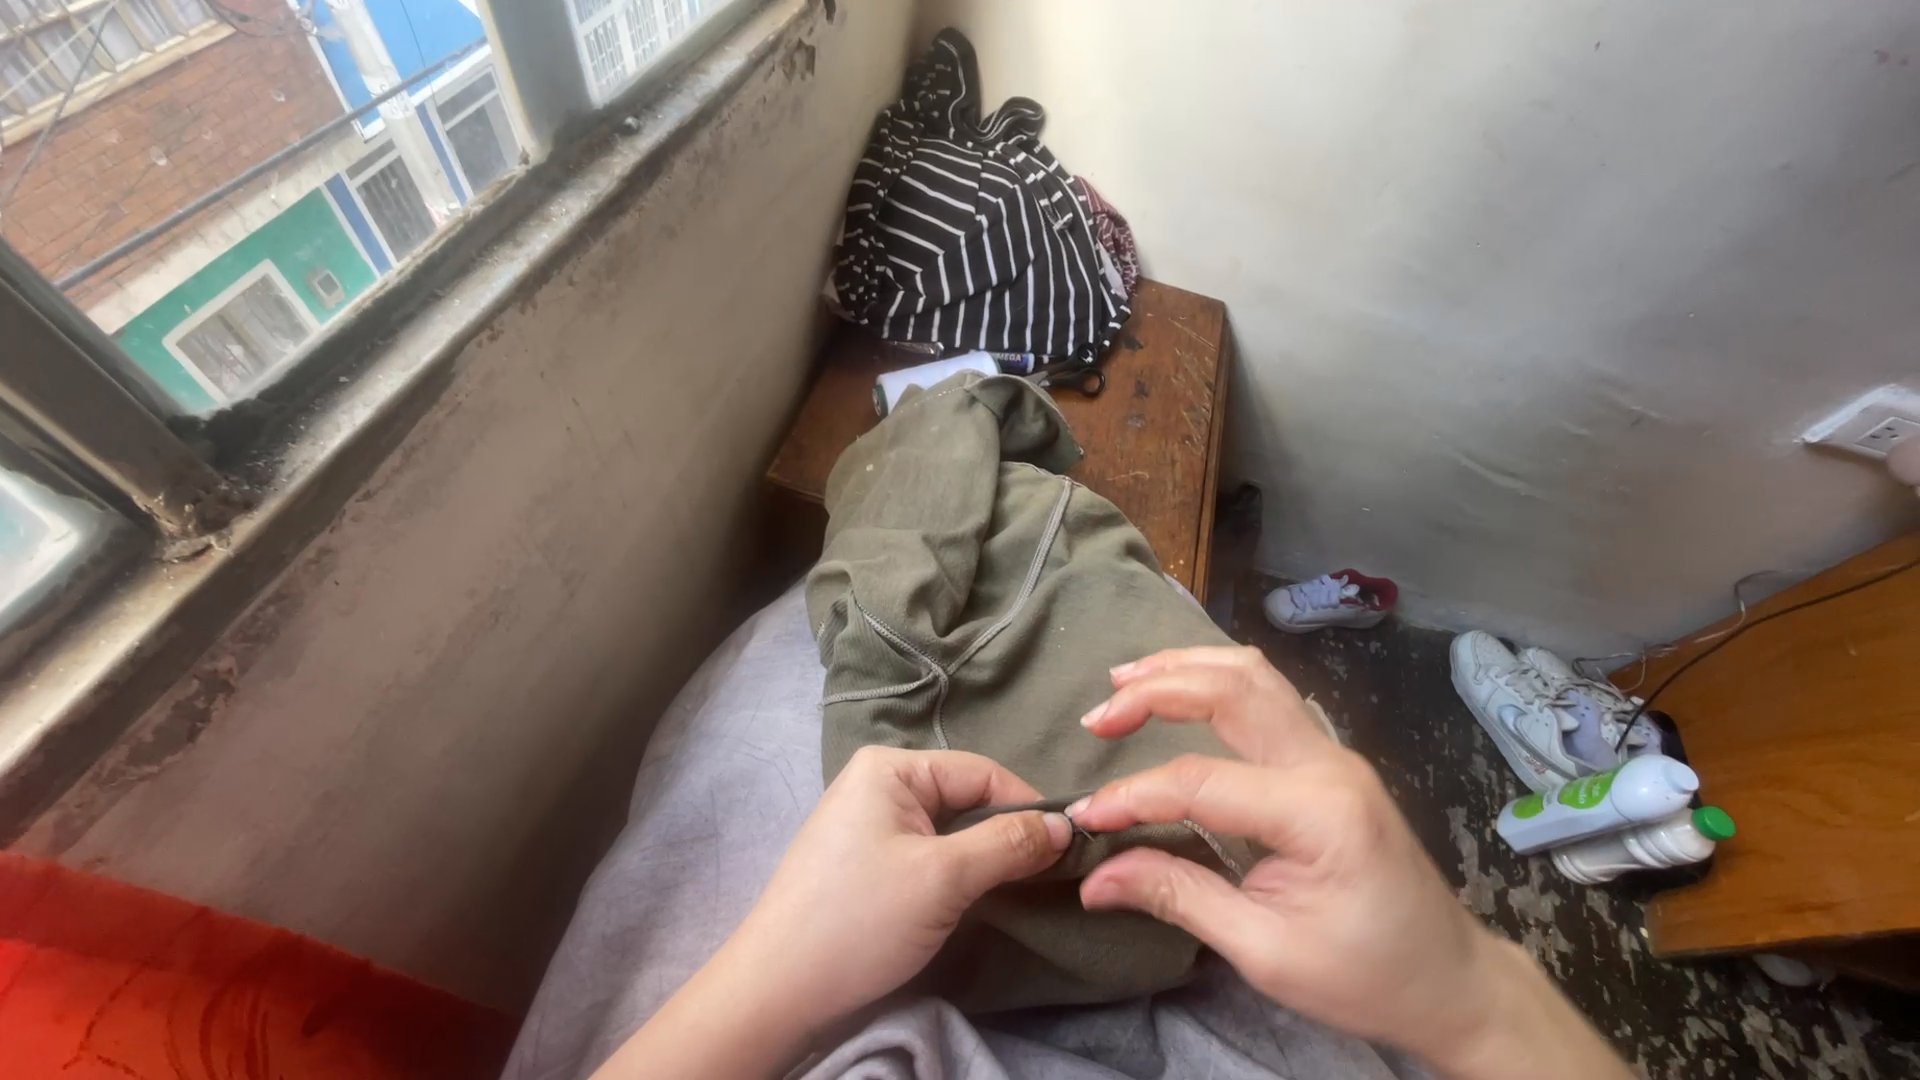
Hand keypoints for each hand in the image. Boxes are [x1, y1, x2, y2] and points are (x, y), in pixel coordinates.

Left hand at [729, 745, 1071, 1022]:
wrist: (776, 991)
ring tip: (1020, 884)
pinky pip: (926, 849)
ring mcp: (868, 819)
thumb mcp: (944, 878)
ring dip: (984, 854)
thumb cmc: (860, 920)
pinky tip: (976, 893)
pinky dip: (956, 869)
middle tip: (1050, 870)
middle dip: (1007, 832)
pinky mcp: (864, 857)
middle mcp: (878, 780)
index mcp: (890, 766)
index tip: (1071, 843)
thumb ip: (1008, 844)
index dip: (1028, 805)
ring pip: (948, 826)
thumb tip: (1067, 825)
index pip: (980, 771)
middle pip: (964, 796)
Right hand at [1071, 646, 1629, 1079]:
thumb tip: (1095, 879)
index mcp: (1318, 814)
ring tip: (1126, 679)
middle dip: (1155, 692)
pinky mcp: (1327, 754)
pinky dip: (1213, 675)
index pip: (1201, 781)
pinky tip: (1179, 684)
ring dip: (1183, 666)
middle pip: (1230, 691)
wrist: (1455, 981)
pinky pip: (1266, 689)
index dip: (1134, 794)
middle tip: (1097, 717)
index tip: (1087, 816)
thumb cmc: (1366, 977)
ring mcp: (1332, 750)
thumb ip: (1178, 897)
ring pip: (1251, 673)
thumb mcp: (1267, 953)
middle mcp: (1326, 762)